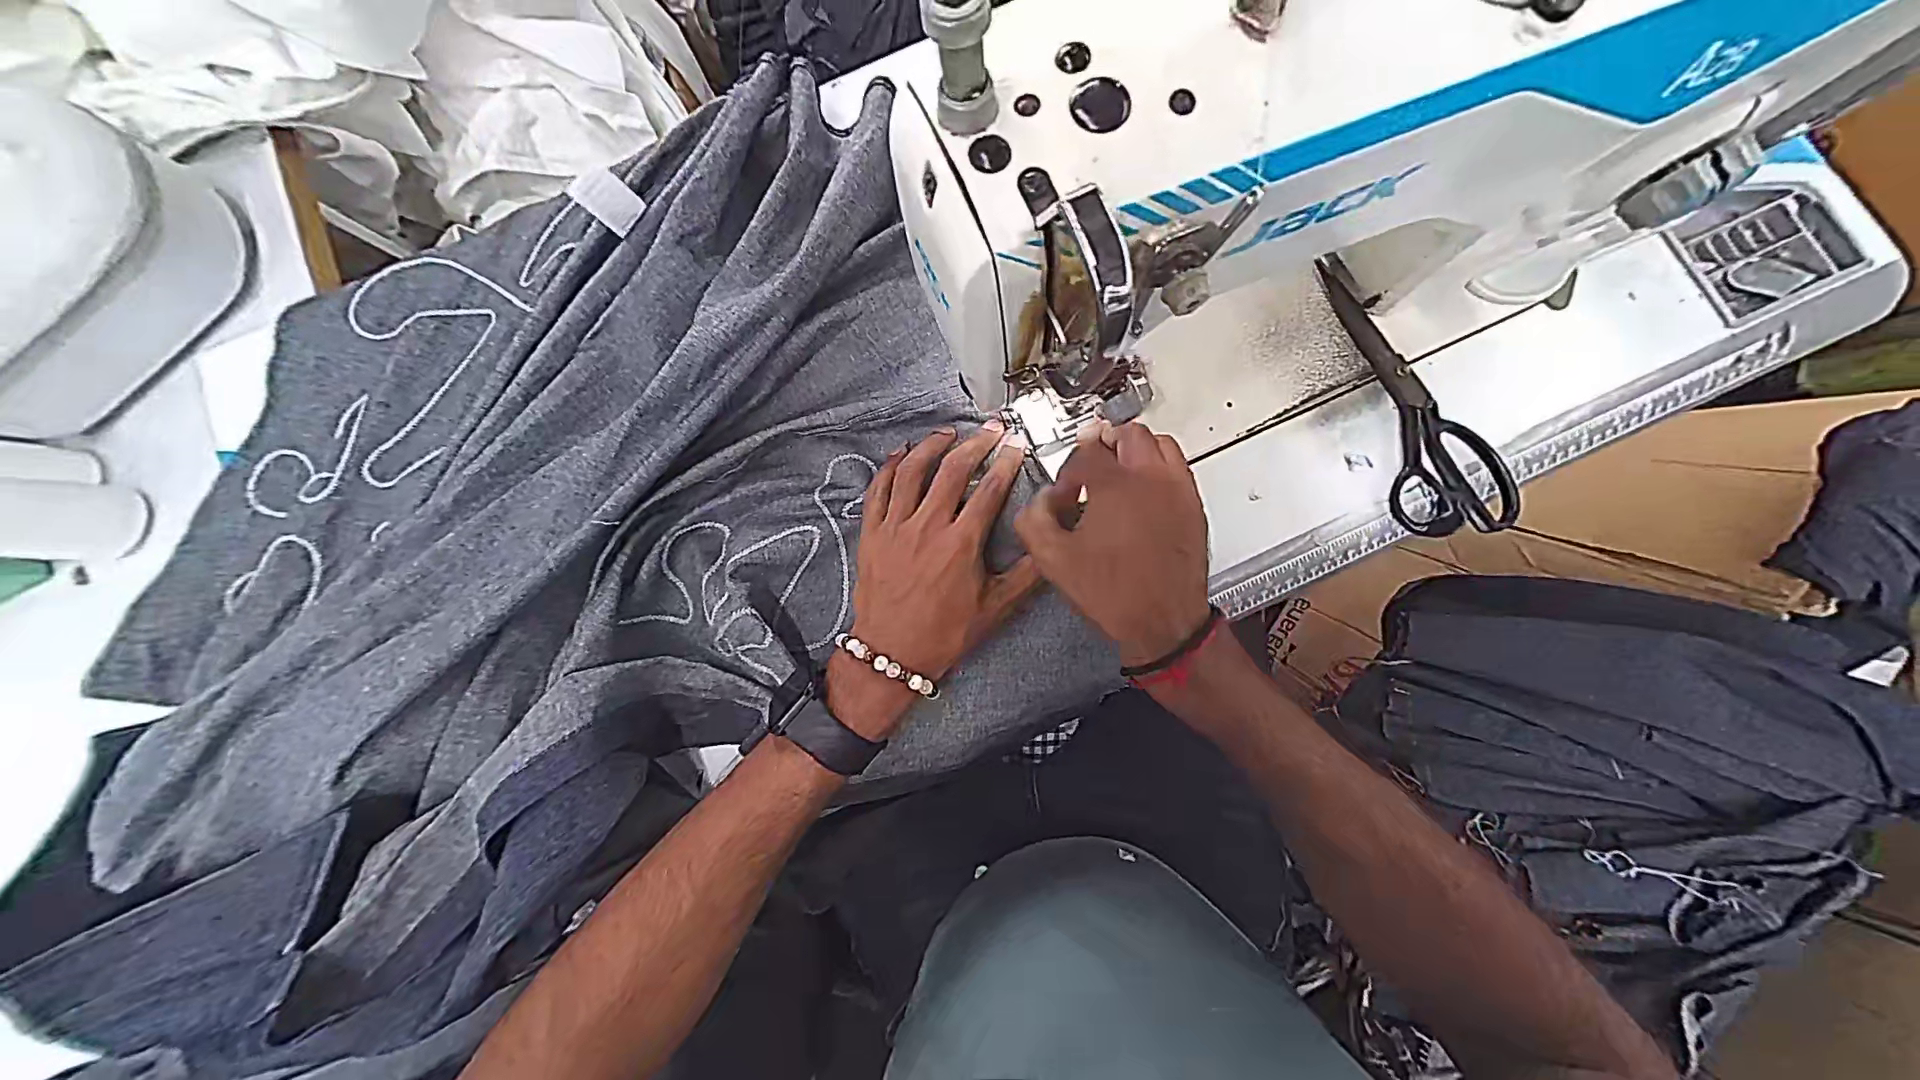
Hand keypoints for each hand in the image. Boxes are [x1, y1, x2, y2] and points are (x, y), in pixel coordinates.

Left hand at [828, 423, 1043, 738]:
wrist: (891, 653)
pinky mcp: (872, 534)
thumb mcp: (994, 609)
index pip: (988, 490)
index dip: (1005, 464)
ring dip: (931, 447)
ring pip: (912, 472)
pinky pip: (878, 490)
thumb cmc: (941, 634)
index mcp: (960, 544)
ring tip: (948, 433)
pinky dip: (889, 467)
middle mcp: (926, 528)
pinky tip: (900, 454)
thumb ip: (1026, 576)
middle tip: (991, 430)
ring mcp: (895, 528)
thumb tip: (1049, 547)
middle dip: (976, 444)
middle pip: (952, 471)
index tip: (1015, 448)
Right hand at [1014, 422, 1211, 667]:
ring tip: (1118, 467)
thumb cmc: (1118, 595)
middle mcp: (1149, 480)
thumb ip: (1034, 520)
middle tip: (1090, 463)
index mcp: (1114, 486)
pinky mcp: (1193, 506)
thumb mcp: (1053, 560)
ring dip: (1134, 449)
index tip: (1064, 492)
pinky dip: (1158, 467)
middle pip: (1125, 434)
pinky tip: (1145, 486)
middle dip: (1102, 444)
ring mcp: (1176, 490)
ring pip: (1158, 443)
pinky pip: (1178, 467)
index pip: (1085, 453)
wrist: (1163, 621)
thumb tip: (1038, 502)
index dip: (1067, 471)